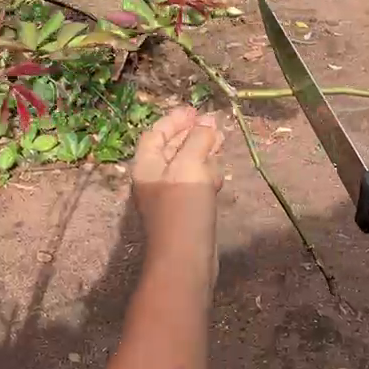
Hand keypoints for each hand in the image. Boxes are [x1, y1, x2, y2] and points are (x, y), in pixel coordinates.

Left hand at [131, 106, 225, 262]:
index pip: (156, 133)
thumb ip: (198, 140)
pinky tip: (219, 174)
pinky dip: (206, 174)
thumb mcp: (190, 165)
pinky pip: (195, 183)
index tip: (195, 110)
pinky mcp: (186, 210)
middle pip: (172, 147)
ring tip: (221, 142)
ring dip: (203, 152)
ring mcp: (170, 195)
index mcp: (147, 165)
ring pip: (187, 165)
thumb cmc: (182, 207)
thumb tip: (208, 123)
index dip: (175, 119)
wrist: (185, 258)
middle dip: (193, 134)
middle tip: (215, 124)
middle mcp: (155, 177)